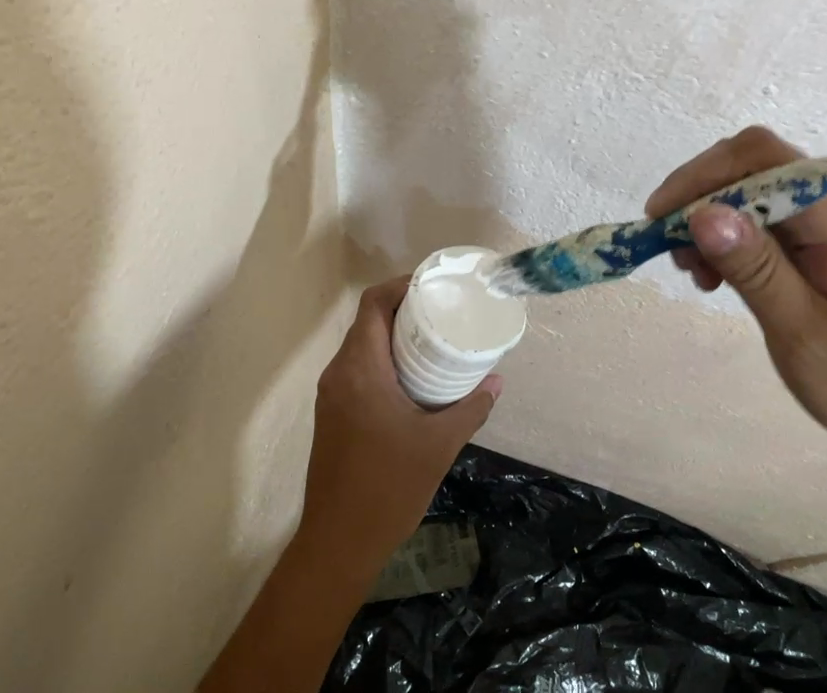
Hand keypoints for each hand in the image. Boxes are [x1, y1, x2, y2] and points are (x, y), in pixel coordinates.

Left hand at [298, 278, 500, 569]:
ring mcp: (330, 395)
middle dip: (404, 312)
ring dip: (393, 340)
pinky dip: (383, 364)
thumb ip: (470, 409)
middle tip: (444, 315)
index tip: (434, 288)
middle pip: (367, 323)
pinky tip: (413, 382)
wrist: (339, 540)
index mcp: (360, 368)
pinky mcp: (331, 415)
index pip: (373, 304)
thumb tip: (495, 382)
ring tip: (433, 345)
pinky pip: (357, 372)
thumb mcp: (439, 445)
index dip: (401, 286)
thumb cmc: (389, 486)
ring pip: (361, 348)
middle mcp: (338, 373)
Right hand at [646, 126, 826, 464]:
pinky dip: (739, 235)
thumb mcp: (802, 332)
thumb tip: (702, 212)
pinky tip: (724, 275)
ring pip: (762, 188)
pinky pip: (777, 213)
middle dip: (703, 198)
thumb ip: (755, 268)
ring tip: (697, 275)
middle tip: (673, 254)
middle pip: (758, 165)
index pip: (762, 158)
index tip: (657, 219)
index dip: (700, 176)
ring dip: (716, 220)